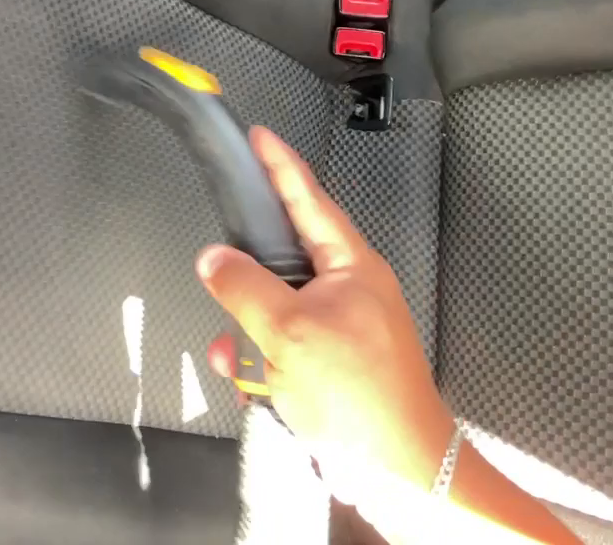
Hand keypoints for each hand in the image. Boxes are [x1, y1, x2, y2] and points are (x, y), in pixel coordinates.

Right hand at [196, 127, 454, 502]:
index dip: (279, 163)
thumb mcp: (288, 332)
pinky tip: (251, 383)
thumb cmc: (359, 396)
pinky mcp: (329, 364)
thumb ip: (243, 287)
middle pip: (280, 258)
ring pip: (274, 308)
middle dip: (247, 277)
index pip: (308, 197)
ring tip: (243, 360)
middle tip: (225, 279)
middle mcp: (346, 289)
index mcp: (350, 265)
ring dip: (249, 333)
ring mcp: (338, 328)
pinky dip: (261, 363)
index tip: (258, 135)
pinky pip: (281, 347)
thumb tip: (213, 259)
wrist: (400, 477)